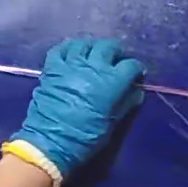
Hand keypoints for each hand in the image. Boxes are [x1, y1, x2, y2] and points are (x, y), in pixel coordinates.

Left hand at [5, 38, 144, 185]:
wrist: (51, 142)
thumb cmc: (86, 137)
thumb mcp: (112, 123)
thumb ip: (125, 103)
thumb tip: (136, 90)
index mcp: (111, 82)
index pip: (130, 65)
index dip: (135, 69)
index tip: (135, 74)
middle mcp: (93, 67)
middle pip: (109, 47)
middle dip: (116, 52)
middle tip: (115, 61)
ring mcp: (71, 65)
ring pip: (84, 44)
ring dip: (92, 47)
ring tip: (93, 55)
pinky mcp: (52, 68)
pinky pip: (60, 49)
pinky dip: (68, 49)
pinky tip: (72, 54)